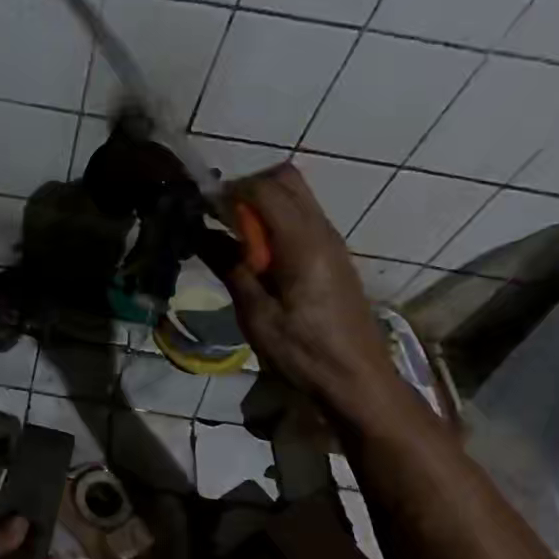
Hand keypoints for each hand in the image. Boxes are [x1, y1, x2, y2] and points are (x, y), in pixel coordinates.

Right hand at [223, 165, 396, 408]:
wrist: (357, 379)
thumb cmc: (303, 352)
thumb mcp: (256, 315)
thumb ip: (231, 267)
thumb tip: (202, 234)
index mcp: (302, 243)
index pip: (264, 189)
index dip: (228, 192)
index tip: (201, 211)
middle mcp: (321, 231)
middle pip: (285, 179)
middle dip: (246, 189)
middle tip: (218, 220)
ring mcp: (331, 241)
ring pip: (295, 196)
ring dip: (261, 205)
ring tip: (233, 240)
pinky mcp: (332, 256)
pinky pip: (301, 218)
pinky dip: (274, 222)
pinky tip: (257, 257)